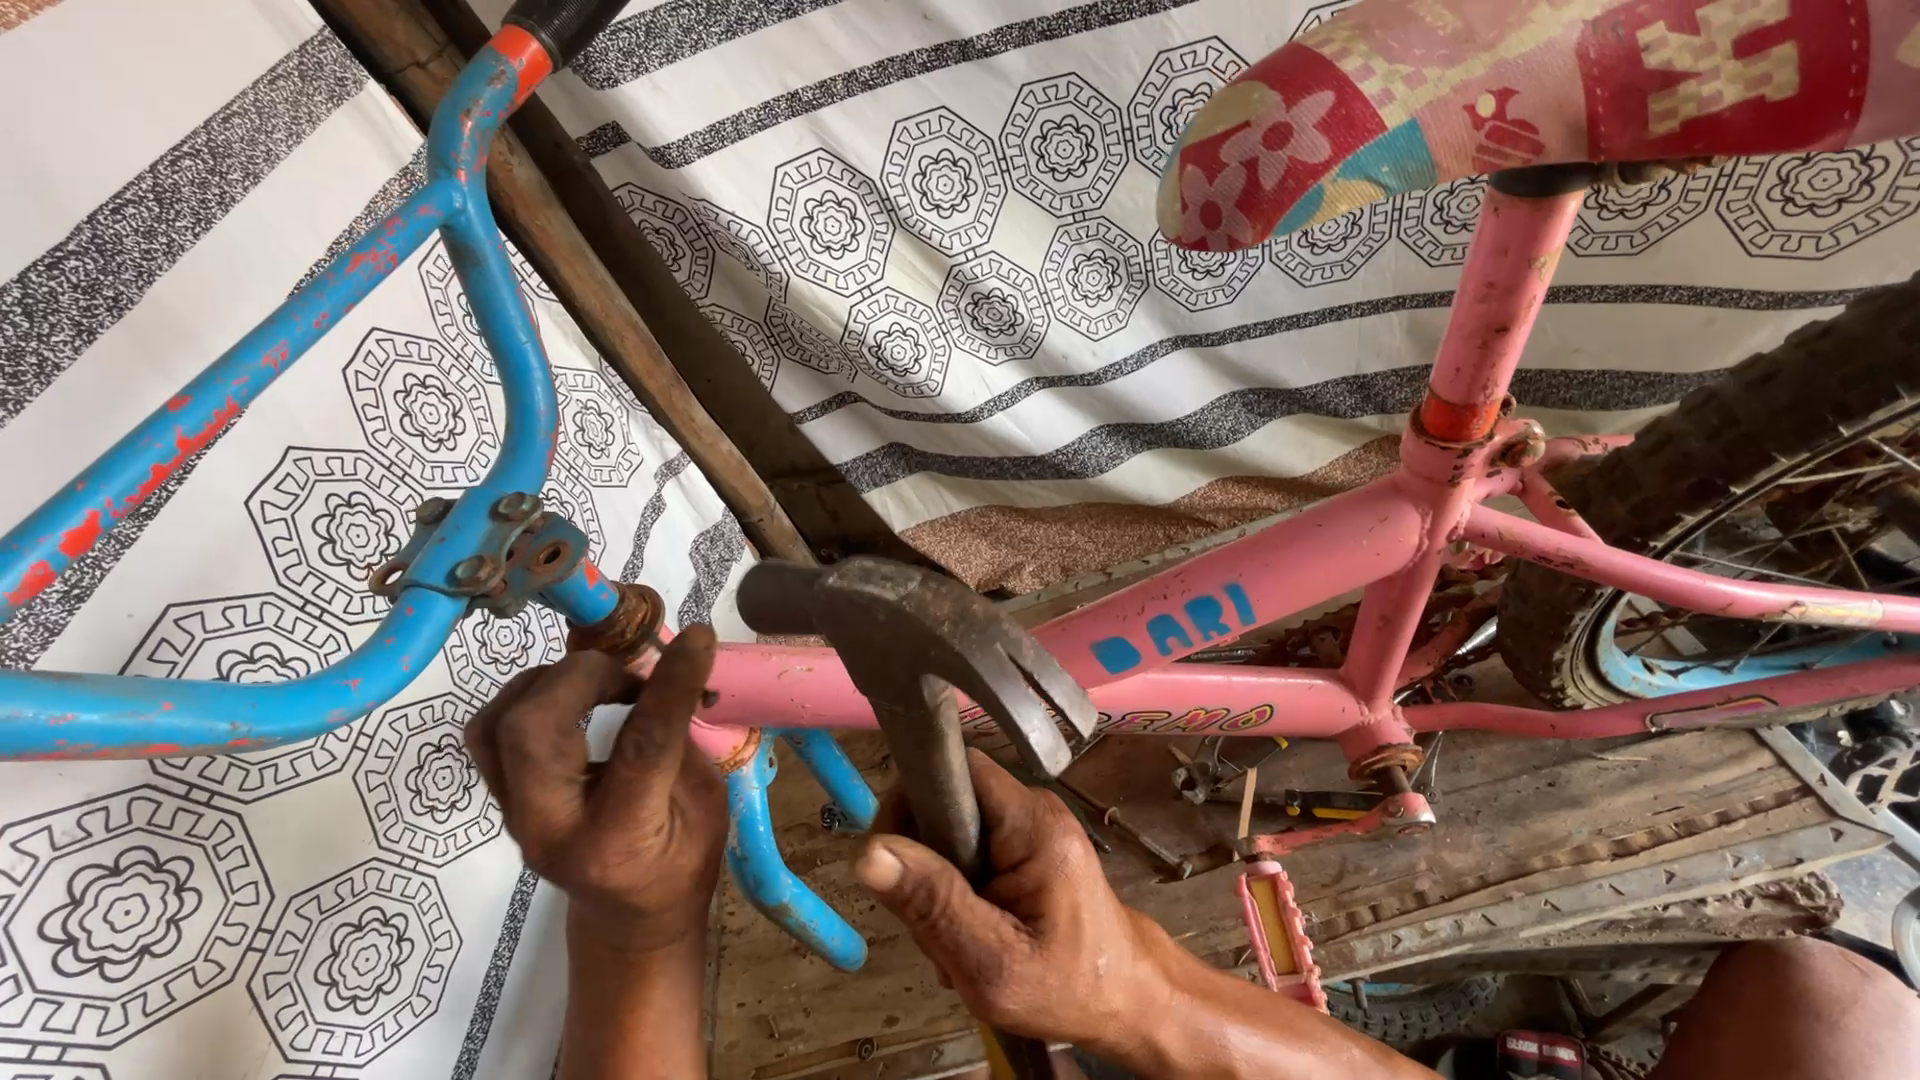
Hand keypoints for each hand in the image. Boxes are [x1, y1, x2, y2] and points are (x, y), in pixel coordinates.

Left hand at [465, 625, 725, 952]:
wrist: (629, 920)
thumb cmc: (682, 865)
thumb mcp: (708, 806)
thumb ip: (682, 742)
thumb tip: (672, 673)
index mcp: (619, 839)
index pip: (640, 746)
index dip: (669, 684)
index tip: (697, 638)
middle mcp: (551, 828)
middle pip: (532, 728)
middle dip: (585, 676)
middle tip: (634, 676)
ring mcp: (516, 816)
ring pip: (497, 723)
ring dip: (550, 682)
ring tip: (602, 681)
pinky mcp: (503, 801)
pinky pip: (490, 731)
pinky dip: (528, 696)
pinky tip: (573, 696)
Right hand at [853, 748, 1176, 1055]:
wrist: (1126, 999)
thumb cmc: (1071, 986)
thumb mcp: (993, 963)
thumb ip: (933, 904)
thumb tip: (868, 853)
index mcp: (1032, 824)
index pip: (955, 768)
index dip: (913, 802)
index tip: (894, 861)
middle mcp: (1032, 809)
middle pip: (945, 805)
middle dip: (922, 865)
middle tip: (932, 929)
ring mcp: (1029, 826)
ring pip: (949, 834)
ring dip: (936, 889)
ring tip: (956, 943)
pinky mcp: (1024, 847)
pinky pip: (967, 852)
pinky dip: (955, 894)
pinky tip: (969, 937)